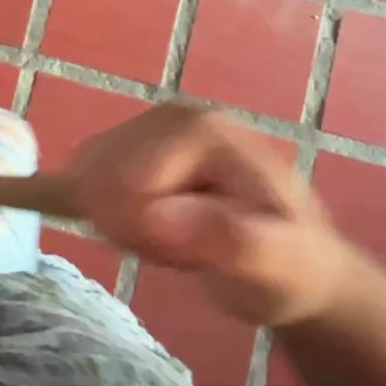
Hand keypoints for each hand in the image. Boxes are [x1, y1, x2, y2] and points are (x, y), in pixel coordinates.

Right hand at [68, 102, 360, 325]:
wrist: (298, 261)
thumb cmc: (291, 270)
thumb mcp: (277, 268)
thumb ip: (228, 240)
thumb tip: (156, 215)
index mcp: (202, 132)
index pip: (122, 180)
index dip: (137, 230)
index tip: (179, 258)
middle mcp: (170, 114)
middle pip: (98, 171)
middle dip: (124, 223)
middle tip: (179, 251)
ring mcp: (150, 123)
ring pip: (87, 174)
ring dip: (116, 219)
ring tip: (171, 239)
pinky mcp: (135, 139)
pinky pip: (87, 172)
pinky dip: (106, 208)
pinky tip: (149, 224)